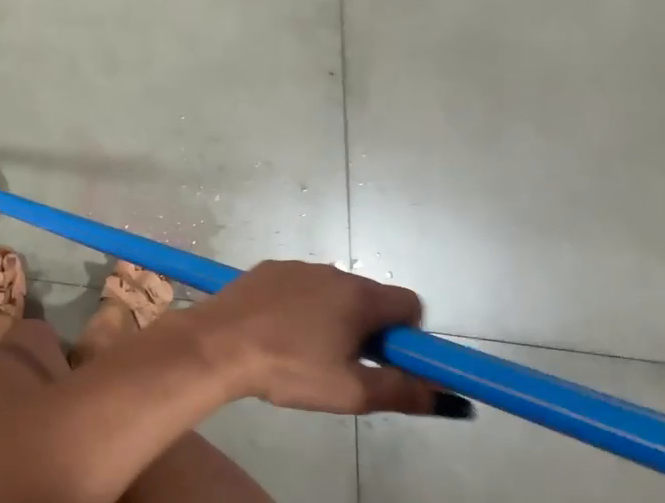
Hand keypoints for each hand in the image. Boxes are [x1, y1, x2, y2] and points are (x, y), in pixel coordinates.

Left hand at [192, 260, 467, 417]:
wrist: (216, 343)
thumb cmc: (288, 367)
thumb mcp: (353, 391)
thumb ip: (406, 392)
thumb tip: (449, 398)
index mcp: (357, 296)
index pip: (410, 304)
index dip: (410, 335)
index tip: (390, 361)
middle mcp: (328, 271)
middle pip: (370, 297)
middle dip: (371, 329)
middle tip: (348, 363)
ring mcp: (292, 266)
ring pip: (332, 292)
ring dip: (334, 317)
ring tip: (308, 352)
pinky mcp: (262, 270)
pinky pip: (299, 287)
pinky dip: (301, 307)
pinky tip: (279, 334)